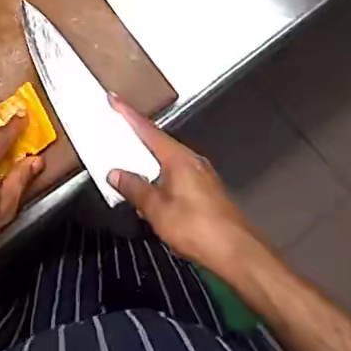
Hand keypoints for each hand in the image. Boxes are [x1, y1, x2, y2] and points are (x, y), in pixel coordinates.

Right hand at [108, 97, 265, 278]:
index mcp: (178, 158)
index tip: (114, 99)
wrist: (236, 251)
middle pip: (158, 143)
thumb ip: (135, 189)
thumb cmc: (198, 228)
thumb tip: (116, 174)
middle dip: (137, 139)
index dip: (127, 114)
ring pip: (168, 161)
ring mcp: (202, 175)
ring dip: (149, 164)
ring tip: (130, 170)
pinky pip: (177, 176)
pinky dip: (161, 178)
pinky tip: (153, 196)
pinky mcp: (207, 191)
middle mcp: (192, 161)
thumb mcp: (157, 209)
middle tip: (118, 134)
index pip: (147, 129)